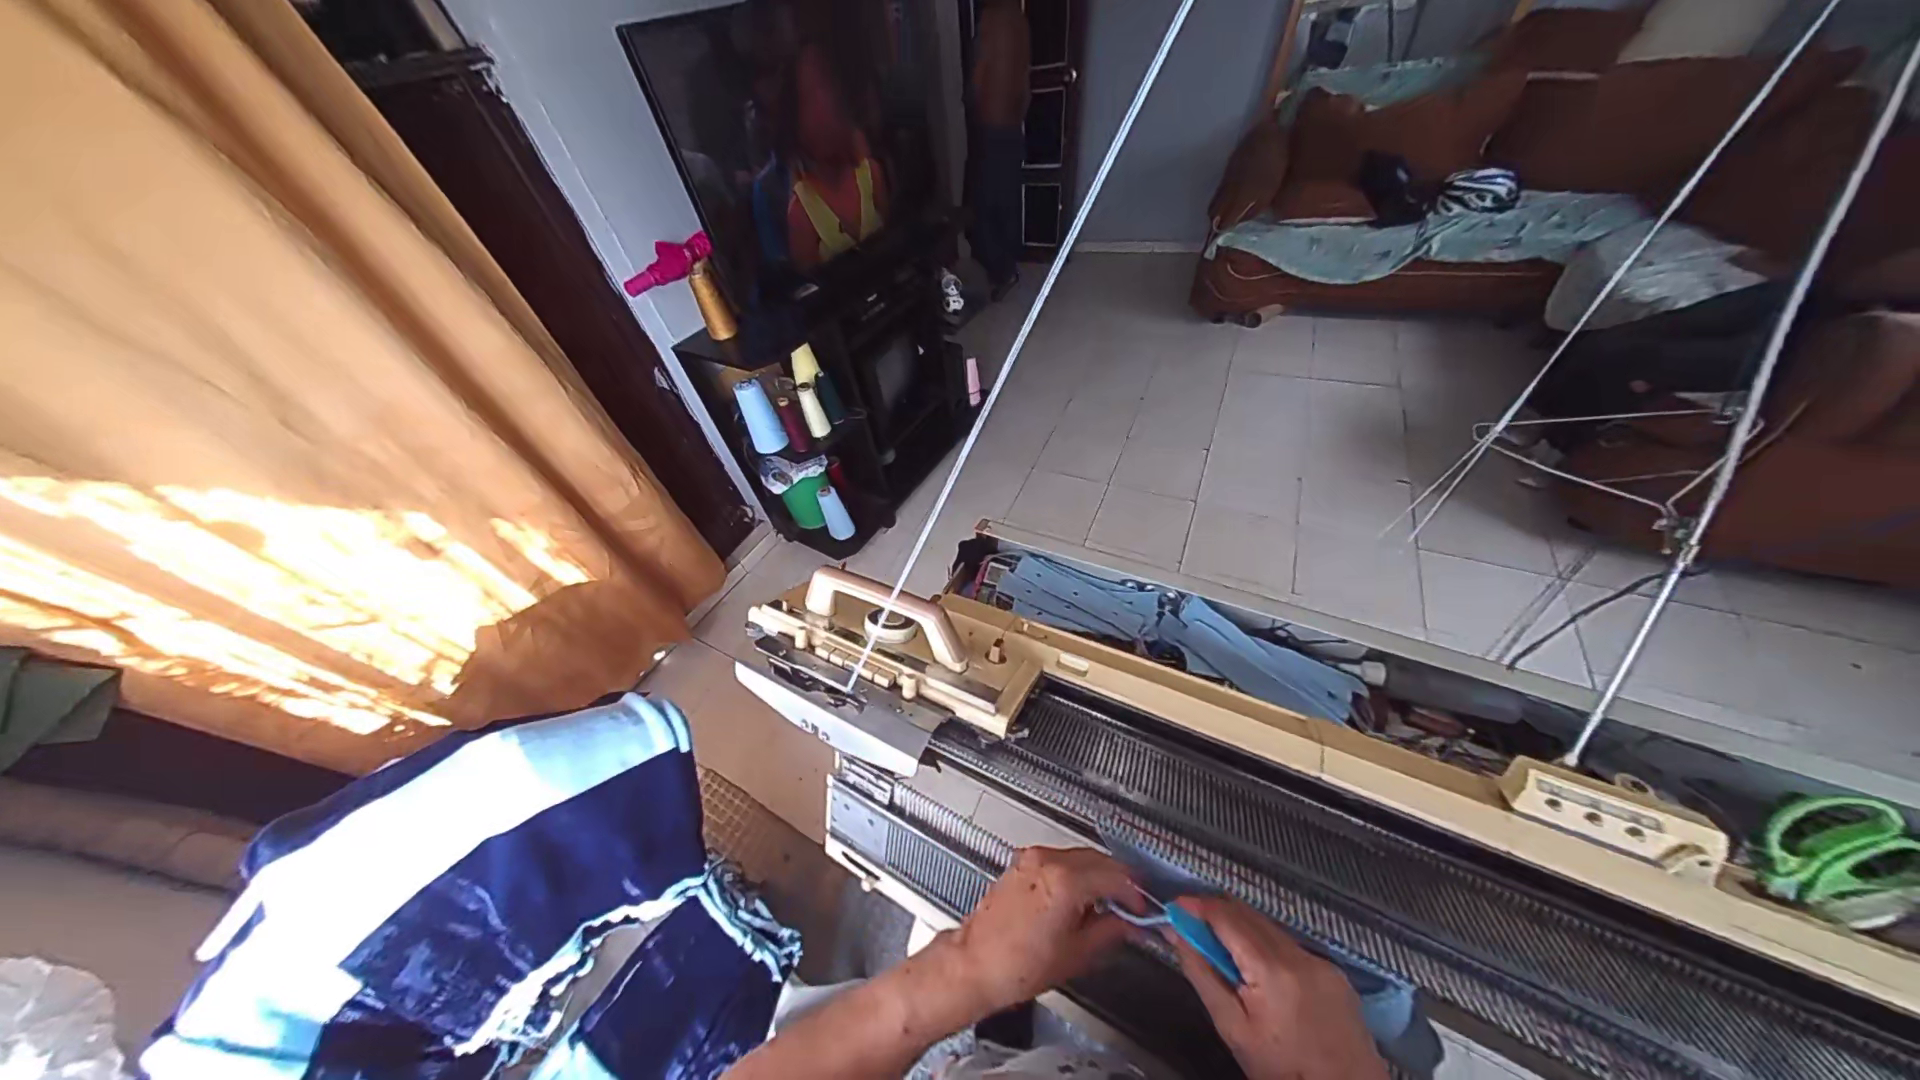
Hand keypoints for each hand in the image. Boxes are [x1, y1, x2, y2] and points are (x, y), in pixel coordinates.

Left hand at [938, 846, 1142, 1016]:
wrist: (976, 963)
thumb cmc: (1016, 964)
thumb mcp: (1077, 954)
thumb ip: (1110, 931)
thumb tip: (1128, 922)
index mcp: (1065, 881)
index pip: (1115, 877)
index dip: (1135, 894)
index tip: (1144, 908)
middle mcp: (1048, 861)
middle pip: (1099, 859)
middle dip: (1120, 880)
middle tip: (1133, 904)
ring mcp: (1032, 858)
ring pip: (1080, 856)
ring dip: (1099, 874)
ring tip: (1109, 904)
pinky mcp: (1022, 863)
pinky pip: (1060, 859)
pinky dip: (1077, 873)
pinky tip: (1082, 897)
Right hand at [1167, 895, 1387, 1079]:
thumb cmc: (1284, 1074)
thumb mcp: (1233, 1029)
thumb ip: (1202, 974)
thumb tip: (1176, 934)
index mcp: (1272, 970)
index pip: (1227, 917)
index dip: (1197, 906)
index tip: (1174, 906)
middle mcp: (1299, 955)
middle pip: (1248, 914)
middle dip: (1216, 913)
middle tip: (1191, 926)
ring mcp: (1321, 962)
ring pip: (1269, 927)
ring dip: (1241, 928)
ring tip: (1222, 952)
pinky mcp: (1336, 974)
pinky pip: (1290, 946)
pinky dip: (1266, 946)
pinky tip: (1259, 973)